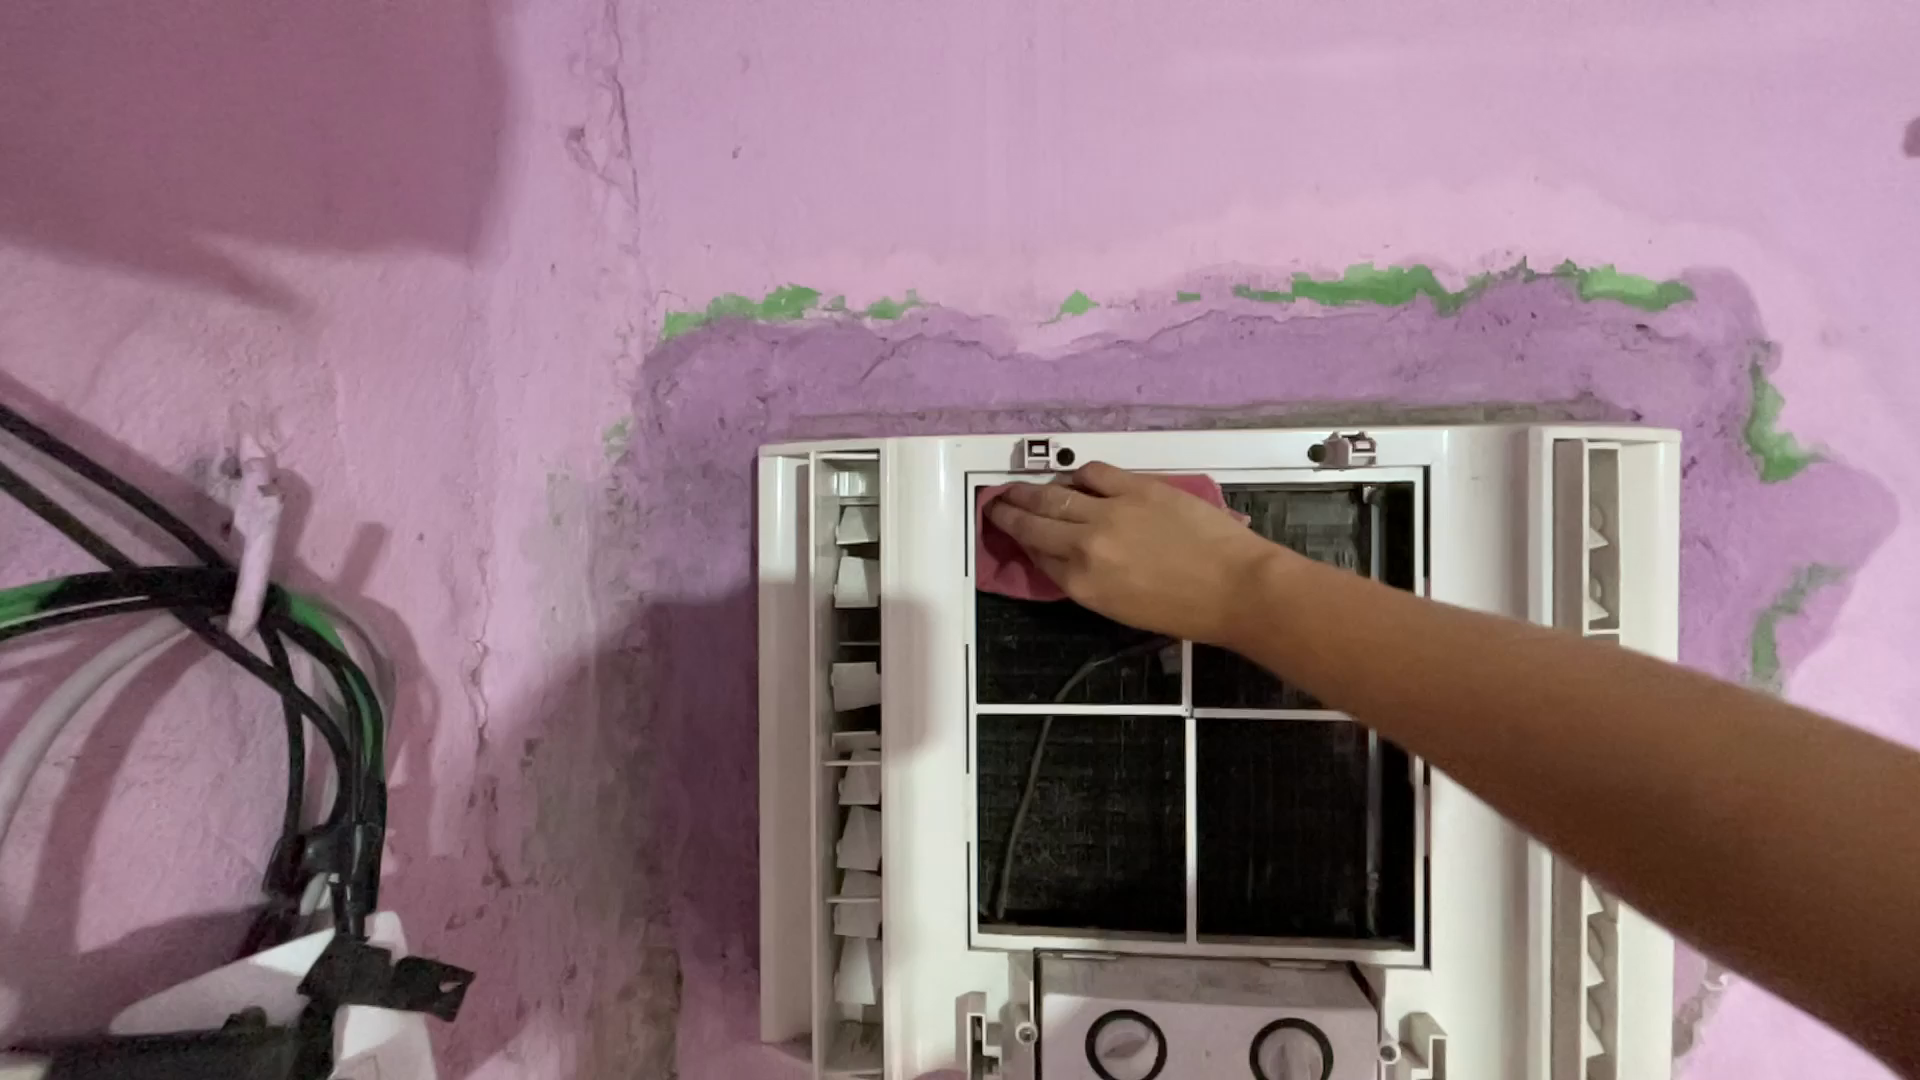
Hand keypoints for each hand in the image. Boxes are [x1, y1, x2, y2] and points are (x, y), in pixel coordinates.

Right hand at [986, 462, 1294, 644]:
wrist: (1238, 588)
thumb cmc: (1184, 611)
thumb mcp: (1119, 609)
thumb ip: (1083, 580)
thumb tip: (1063, 553)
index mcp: (1081, 584)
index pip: (1036, 554)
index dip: (1018, 540)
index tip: (1006, 528)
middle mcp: (1085, 546)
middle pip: (1033, 522)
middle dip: (1008, 511)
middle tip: (994, 501)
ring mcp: (1110, 512)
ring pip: (1054, 494)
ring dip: (1030, 490)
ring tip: (1020, 486)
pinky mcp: (1136, 488)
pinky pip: (1093, 472)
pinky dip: (1077, 475)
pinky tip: (1074, 479)